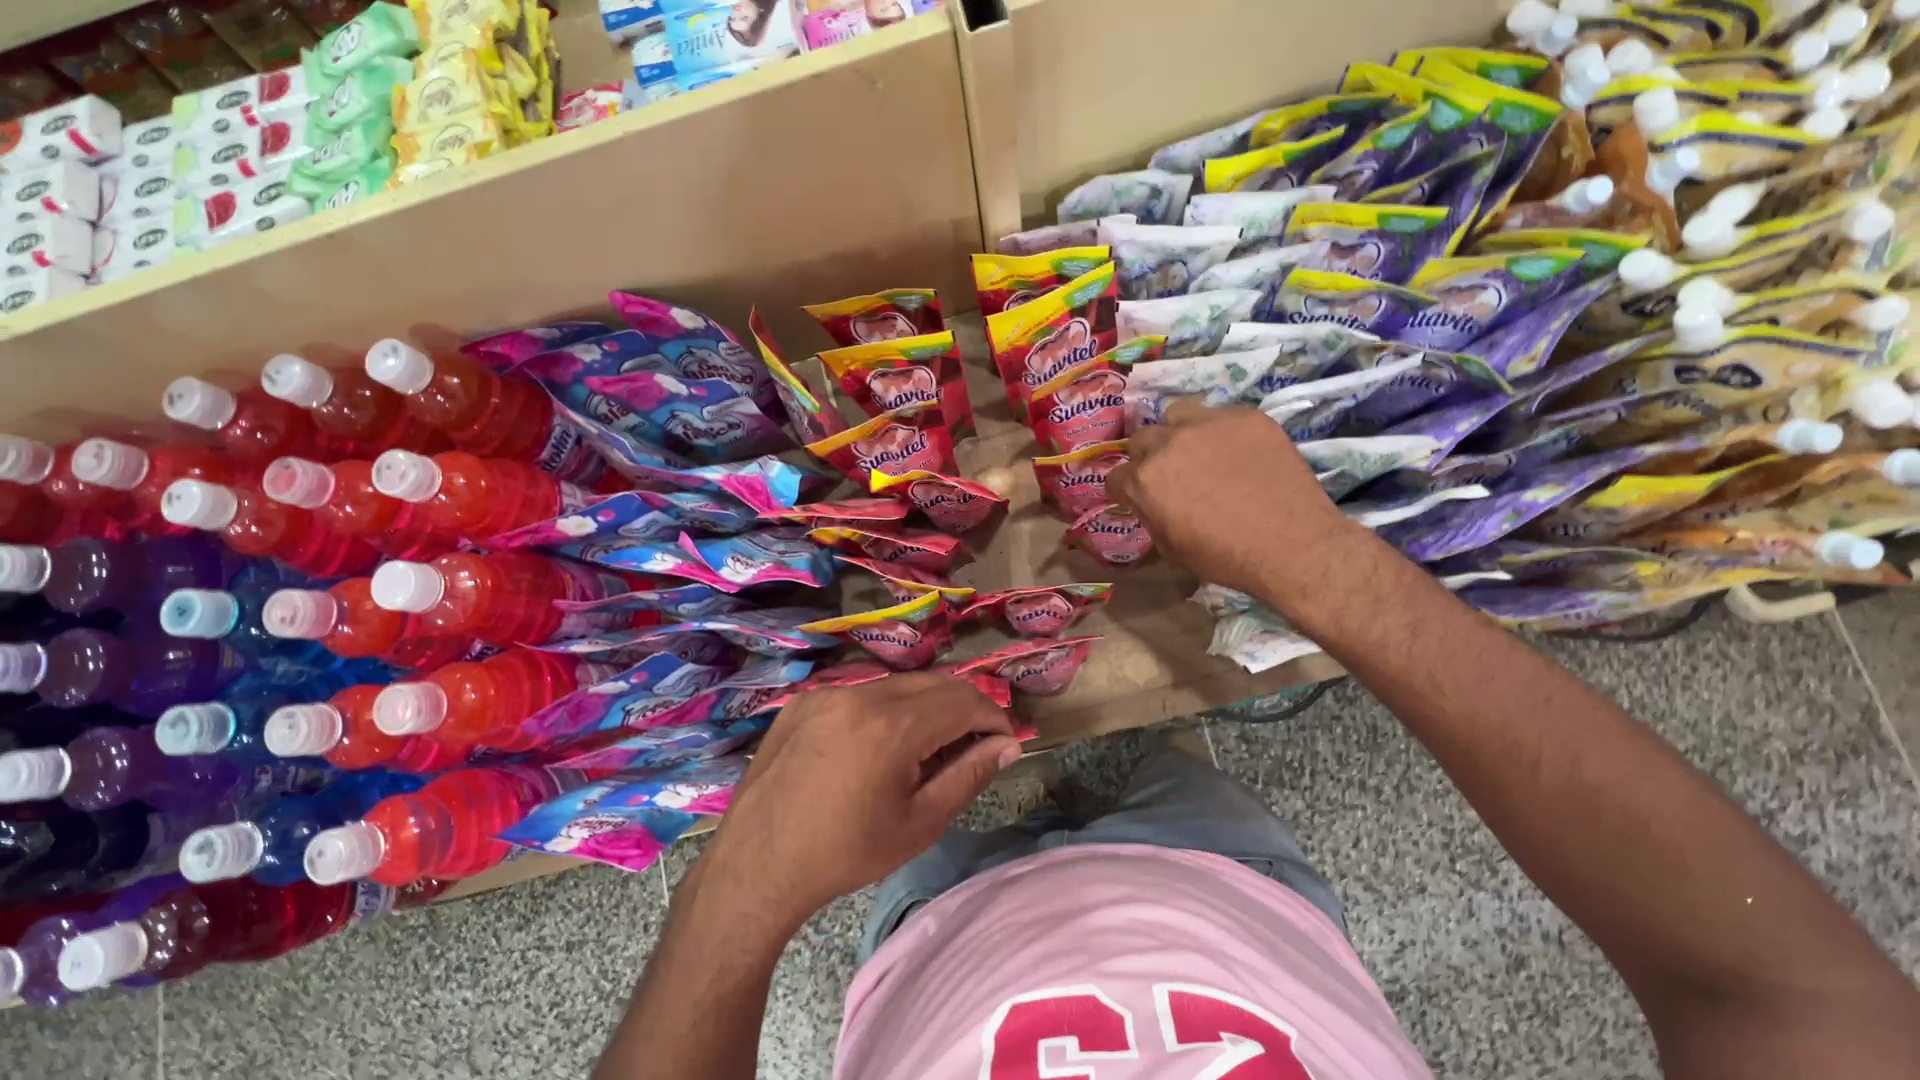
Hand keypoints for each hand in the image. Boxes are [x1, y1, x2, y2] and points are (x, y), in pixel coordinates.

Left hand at [686, 673, 1020, 929]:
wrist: (758, 865)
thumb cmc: (846, 853)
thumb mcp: (920, 823)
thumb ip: (969, 775)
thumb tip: (1007, 746)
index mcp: (892, 725)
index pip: (964, 700)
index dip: (993, 717)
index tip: (1004, 743)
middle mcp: (860, 695)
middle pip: (932, 684)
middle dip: (961, 709)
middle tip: (970, 748)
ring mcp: (826, 694)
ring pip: (895, 686)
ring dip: (922, 708)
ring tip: (922, 753)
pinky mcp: (802, 702)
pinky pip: (859, 694)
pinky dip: (882, 711)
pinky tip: (875, 750)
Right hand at [1108, 399, 1363, 600]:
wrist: (1292, 544)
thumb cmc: (1226, 558)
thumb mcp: (1172, 549)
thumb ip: (1152, 517)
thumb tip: (1150, 505)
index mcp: (1145, 480)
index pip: (1115, 476)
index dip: (1125, 490)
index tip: (1136, 497)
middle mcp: (1169, 444)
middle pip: (1142, 439)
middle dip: (1149, 458)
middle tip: (1171, 475)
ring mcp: (1209, 424)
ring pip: (1178, 414)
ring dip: (1180, 431)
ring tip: (1199, 450)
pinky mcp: (1246, 417)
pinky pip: (1223, 415)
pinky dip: (1224, 433)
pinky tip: (1241, 453)